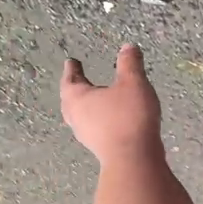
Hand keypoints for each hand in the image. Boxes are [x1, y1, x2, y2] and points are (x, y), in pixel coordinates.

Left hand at [62, 45, 163, 167]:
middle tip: (77, 79)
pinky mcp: (99, 145)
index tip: (71, 62)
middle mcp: (77, 117)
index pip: (70, 81)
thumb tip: (127, 46)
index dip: (72, 70)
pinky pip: (92, 126)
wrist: (133, 157)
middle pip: (69, 100)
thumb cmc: (129, 115)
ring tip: (93, 98)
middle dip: (73, 88)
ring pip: (79, 115)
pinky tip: (108, 117)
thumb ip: (130, 64)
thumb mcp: (133, 83)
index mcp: (79, 99)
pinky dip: (96, 117)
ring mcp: (86, 134)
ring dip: (83, 105)